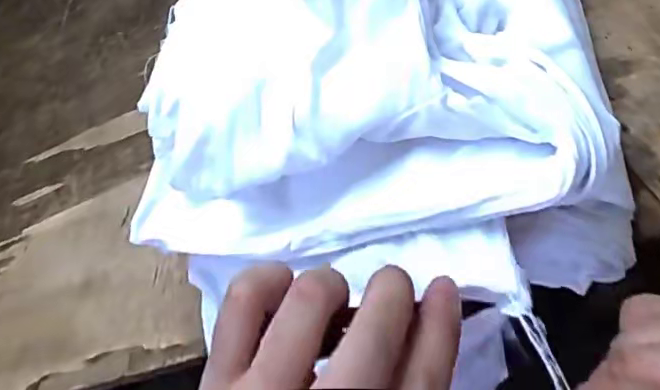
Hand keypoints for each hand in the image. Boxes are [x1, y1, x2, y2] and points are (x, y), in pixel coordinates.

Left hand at [200, 263, 460, 389]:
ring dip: (330, 286)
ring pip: (308, 300)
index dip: (440, 329)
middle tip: (393, 284)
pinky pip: (243, 300)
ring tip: (335, 299)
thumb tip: (418, 336)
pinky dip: (268, 280)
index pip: (422, 381)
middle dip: (393, 292)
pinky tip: (283, 291)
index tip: (443, 290)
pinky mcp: (216, 381)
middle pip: (373, 336)